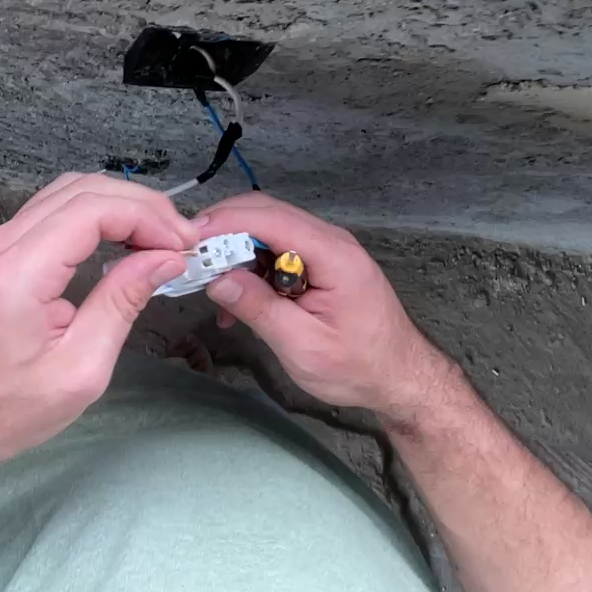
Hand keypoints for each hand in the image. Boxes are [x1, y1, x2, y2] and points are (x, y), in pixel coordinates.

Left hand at [0, 173, 195, 478]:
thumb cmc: (8, 410)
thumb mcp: (80, 369)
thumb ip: (122, 302)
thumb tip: (165, 259)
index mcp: (18, 273)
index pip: (92, 210)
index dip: (146, 216)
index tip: (183, 243)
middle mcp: (2, 244)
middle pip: (82, 189)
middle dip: (140, 205)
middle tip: (181, 238)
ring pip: (68, 192)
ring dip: (120, 204)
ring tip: (159, 236)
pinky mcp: (0, 250)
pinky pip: (54, 210)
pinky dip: (96, 213)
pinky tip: (123, 237)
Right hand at [198, 192, 453, 422]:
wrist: (402, 378)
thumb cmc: (358, 367)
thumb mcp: (303, 346)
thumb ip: (259, 308)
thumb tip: (216, 280)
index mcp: (332, 254)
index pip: (270, 218)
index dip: (225, 222)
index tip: (189, 239)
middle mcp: (329, 239)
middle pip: (266, 213)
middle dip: (222, 229)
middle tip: (188, 255)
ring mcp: (326, 247)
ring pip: (268, 228)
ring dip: (234, 249)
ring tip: (207, 281)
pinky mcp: (320, 260)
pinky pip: (277, 248)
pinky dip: (250, 265)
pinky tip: (236, 298)